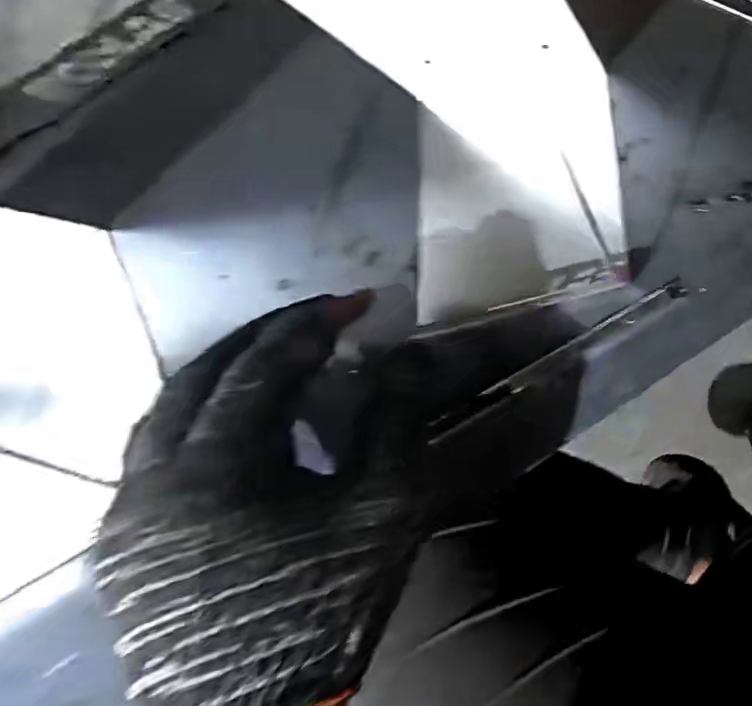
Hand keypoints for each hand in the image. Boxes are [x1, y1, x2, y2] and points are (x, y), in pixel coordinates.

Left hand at [93, 295, 437, 705]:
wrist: (260, 695)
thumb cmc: (329, 587)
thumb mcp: (385, 497)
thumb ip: (395, 417)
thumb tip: (404, 353)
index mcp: (212, 472)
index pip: (260, 371)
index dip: (313, 326)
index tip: (361, 298)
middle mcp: (152, 485)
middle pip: (196, 381)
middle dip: (264, 334)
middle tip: (323, 310)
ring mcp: (133, 515)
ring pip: (166, 414)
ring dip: (228, 368)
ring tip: (285, 346)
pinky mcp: (136, 540)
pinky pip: (162, 448)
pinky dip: (208, 408)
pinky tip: (249, 410)